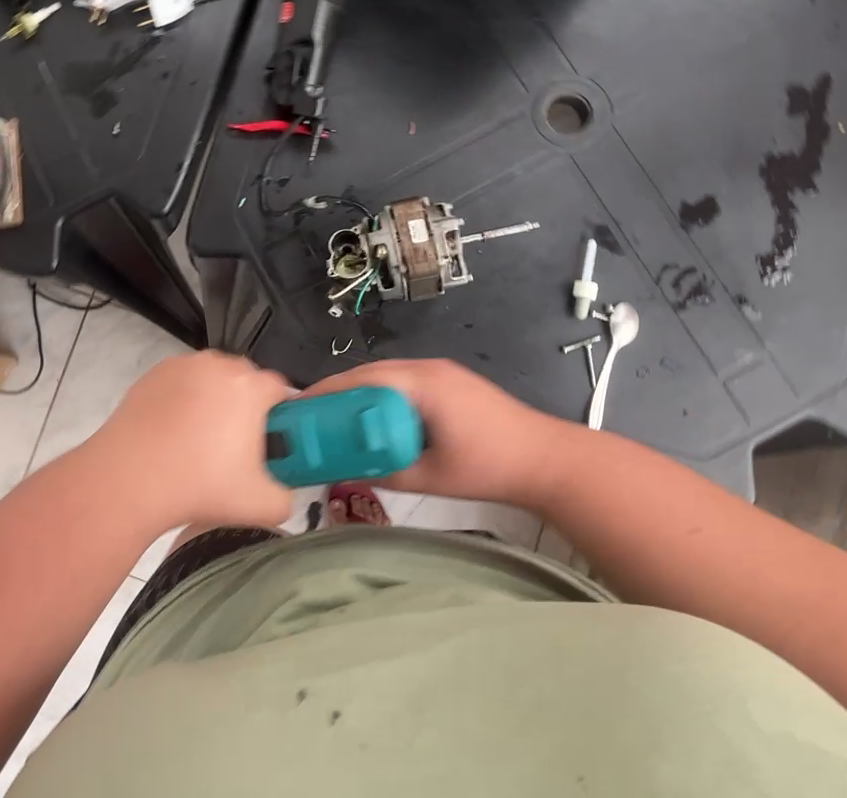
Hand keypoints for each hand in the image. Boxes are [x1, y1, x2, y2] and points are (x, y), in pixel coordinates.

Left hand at [80, 352, 295, 530]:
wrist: (127, 479)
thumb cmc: (199, 486)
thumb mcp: (261, 505)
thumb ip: (287, 497)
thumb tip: (283, 490)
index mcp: (250, 387)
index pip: (280, 390)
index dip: (278, 416)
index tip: (268, 442)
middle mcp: (219, 365)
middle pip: (245, 380)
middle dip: (245, 407)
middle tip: (234, 446)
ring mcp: (182, 365)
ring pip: (211, 379)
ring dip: (213, 401)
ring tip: (198, 441)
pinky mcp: (152, 373)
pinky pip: (181, 382)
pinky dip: (182, 400)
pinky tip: (172, 432)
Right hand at [302, 359, 569, 507]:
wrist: (546, 460)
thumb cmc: (489, 467)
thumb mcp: (429, 477)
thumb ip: (383, 472)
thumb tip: (342, 474)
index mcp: (422, 383)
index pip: (361, 378)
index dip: (327, 391)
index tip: (299, 408)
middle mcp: (429, 368)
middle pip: (370, 372)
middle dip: (338, 392)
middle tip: (310, 418)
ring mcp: (442, 373)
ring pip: (387, 376)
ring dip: (360, 394)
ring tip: (334, 421)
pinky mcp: (451, 383)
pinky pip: (404, 383)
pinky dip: (382, 398)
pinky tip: (372, 421)